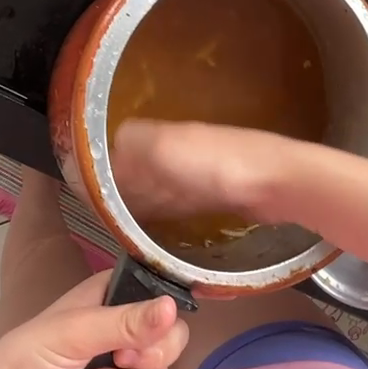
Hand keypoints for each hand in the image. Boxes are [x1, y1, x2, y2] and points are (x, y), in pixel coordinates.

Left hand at [0, 269, 189, 368]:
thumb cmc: (25, 362)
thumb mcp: (73, 332)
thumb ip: (125, 321)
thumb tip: (171, 307)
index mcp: (108, 298)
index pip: (159, 297)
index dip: (158, 319)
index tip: (139, 336)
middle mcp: (119, 330)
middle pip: (168, 340)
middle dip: (144, 360)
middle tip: (116, 363)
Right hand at [111, 120, 309, 223]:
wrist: (278, 182)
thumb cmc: (217, 165)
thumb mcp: (163, 150)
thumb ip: (128, 153)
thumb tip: (96, 162)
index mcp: (160, 136)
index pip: (120, 147)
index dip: (102, 170)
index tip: (89, 195)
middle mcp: (177, 149)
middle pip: (138, 169)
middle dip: (120, 190)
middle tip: (102, 218)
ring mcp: (198, 172)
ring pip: (159, 188)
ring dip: (141, 205)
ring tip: (123, 230)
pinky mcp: (216, 195)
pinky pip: (180, 205)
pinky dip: (165, 215)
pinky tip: (159, 231)